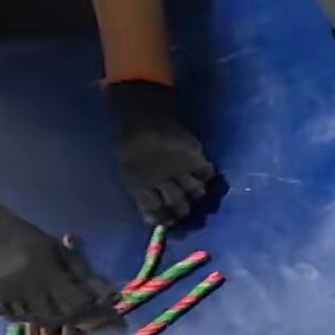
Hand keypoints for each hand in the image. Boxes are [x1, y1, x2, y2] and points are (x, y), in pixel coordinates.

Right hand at [0, 182, 116, 325]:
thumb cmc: (19, 234)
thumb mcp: (54, 248)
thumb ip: (79, 273)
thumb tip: (107, 294)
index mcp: (41, 270)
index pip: (75, 301)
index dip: (95, 309)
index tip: (110, 311)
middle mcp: (22, 287)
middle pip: (60, 315)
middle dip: (80, 318)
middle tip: (94, 317)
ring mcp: (3, 298)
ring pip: (40, 320)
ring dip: (58, 319)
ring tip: (70, 313)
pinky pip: (18, 318)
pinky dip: (33, 316)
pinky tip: (41, 308)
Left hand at [105, 80, 217, 224]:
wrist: (140, 111)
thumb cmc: (130, 140)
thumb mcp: (127, 168)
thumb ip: (141, 190)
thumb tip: (153, 216)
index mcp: (140, 183)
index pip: (155, 211)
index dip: (164, 220)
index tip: (169, 223)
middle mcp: (160, 179)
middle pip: (179, 205)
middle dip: (183, 211)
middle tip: (186, 211)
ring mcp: (178, 168)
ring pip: (195, 192)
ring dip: (197, 195)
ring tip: (197, 192)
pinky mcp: (192, 156)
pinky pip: (207, 173)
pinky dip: (207, 176)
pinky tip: (204, 174)